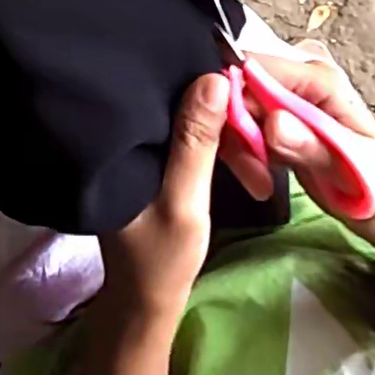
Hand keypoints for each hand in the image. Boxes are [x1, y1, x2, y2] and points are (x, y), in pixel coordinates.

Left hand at [99, 72, 230, 317]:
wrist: (146, 304)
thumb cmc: (161, 257)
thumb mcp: (184, 200)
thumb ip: (195, 142)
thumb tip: (213, 77)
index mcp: (121, 134)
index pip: (157, 83)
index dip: (196, 70)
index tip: (238, 71)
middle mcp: (124, 131)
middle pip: (171, 92)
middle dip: (211, 93)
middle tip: (253, 98)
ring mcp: (138, 143)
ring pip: (181, 111)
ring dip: (216, 117)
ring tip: (252, 124)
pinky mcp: (152, 155)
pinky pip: (183, 129)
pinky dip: (208, 133)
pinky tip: (233, 134)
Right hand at [242, 43, 374, 247]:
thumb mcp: (352, 173)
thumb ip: (312, 147)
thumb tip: (274, 120)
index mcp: (321, 77)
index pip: (254, 67)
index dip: (237, 101)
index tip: (246, 147)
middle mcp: (300, 74)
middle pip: (239, 83)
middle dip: (236, 129)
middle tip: (254, 173)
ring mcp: (287, 91)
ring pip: (233, 104)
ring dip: (238, 144)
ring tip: (260, 179)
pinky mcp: (276, 108)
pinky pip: (240, 119)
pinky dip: (242, 147)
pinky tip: (260, 173)